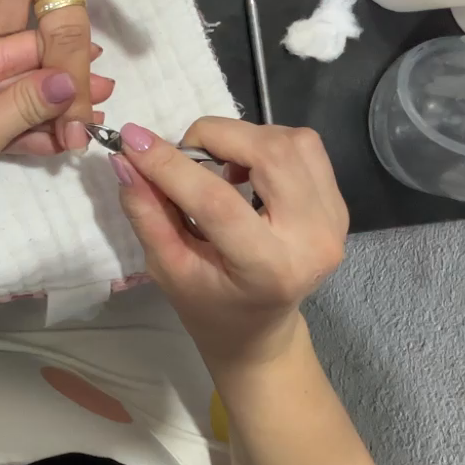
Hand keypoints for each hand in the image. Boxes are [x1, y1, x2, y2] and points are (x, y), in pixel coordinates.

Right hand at [109, 119, 348, 364]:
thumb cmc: (206, 303)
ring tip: (217, 164)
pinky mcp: (340, 203)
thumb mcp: (165, 267)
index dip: (170, 165)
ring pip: (291, 141)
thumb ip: (146, 212)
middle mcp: (313, 239)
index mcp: (267, 269)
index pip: (216, 201)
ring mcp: (334, 219)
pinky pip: (305, 147)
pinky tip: (244, 168)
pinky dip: (265, 143)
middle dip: (215, 137)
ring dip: (242, 138)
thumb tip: (124, 159)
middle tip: (185, 154)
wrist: (259, 328)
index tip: (131, 141)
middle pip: (269, 154)